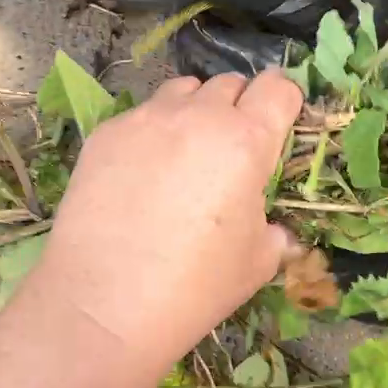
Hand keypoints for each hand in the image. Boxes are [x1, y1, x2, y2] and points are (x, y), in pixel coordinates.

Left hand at [14, 71, 302, 374]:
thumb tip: (275, 230)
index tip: (278, 121)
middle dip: (238, 107)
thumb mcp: (256, 263)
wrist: (104, 302)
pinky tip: (139, 175)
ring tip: (184, 153)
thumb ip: (273, 231)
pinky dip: (151, 133)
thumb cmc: (195, 286)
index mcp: (246, 140)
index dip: (283, 101)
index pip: (278, 88)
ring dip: (193, 111)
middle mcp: (199, 115)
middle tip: (230, 149)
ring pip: (183, 90)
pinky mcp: (108, 130)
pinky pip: (141, 115)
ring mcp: (148, 117)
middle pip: (230, 84)